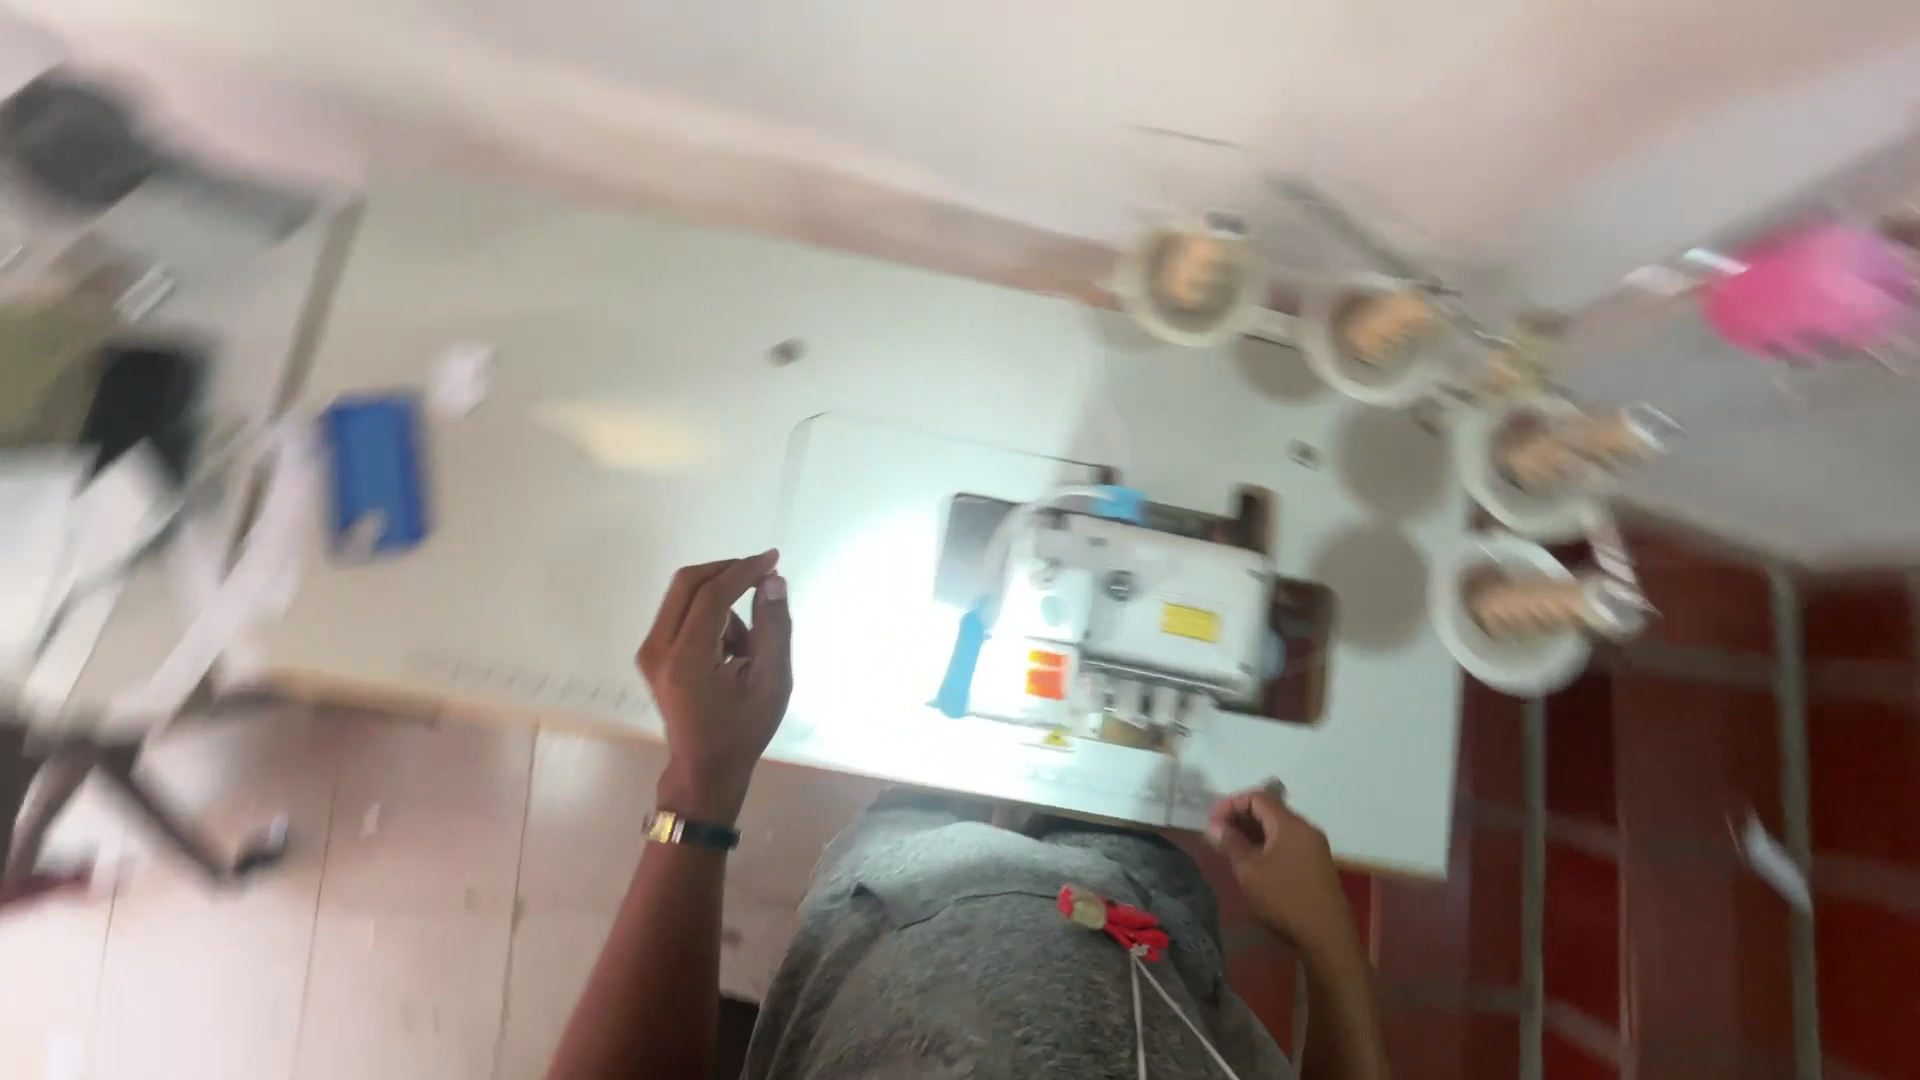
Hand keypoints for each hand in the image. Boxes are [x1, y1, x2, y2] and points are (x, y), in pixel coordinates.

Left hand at [637, 551, 791, 823]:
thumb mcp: (773, 682)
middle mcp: (657, 650)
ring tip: (750, 645)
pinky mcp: (652, 654)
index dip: (744, 570)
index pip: (712, 595)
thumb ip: (775, 628)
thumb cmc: (743, 732)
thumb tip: (773, 581)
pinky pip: (682, 614)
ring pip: (685, 596)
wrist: (705, 770)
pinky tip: (732, 652)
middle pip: (688, 583)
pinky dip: (712, 618)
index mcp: (686, 661)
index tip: (773, 559)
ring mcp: (649, 652)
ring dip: (723, 602)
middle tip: (764, 576)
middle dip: (729, 572)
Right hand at [1207, 787, 1359, 962]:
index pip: (1257, 797)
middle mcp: (1305, 828)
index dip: (1230, 803)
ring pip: (1278, 826)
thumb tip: (1214, 826)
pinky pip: (1287, 841)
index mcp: (1290, 825)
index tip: (1211, 820)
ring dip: (1252, 830)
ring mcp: (1314, 846)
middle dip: (1240, 816)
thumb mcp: (1249, 871)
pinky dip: (1267, 842)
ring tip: (1230, 845)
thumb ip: (1230, 843)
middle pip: (1269, 809)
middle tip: (1217, 832)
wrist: (1328, 939)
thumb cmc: (1285, 900)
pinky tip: (1253, 859)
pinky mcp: (1317, 863)